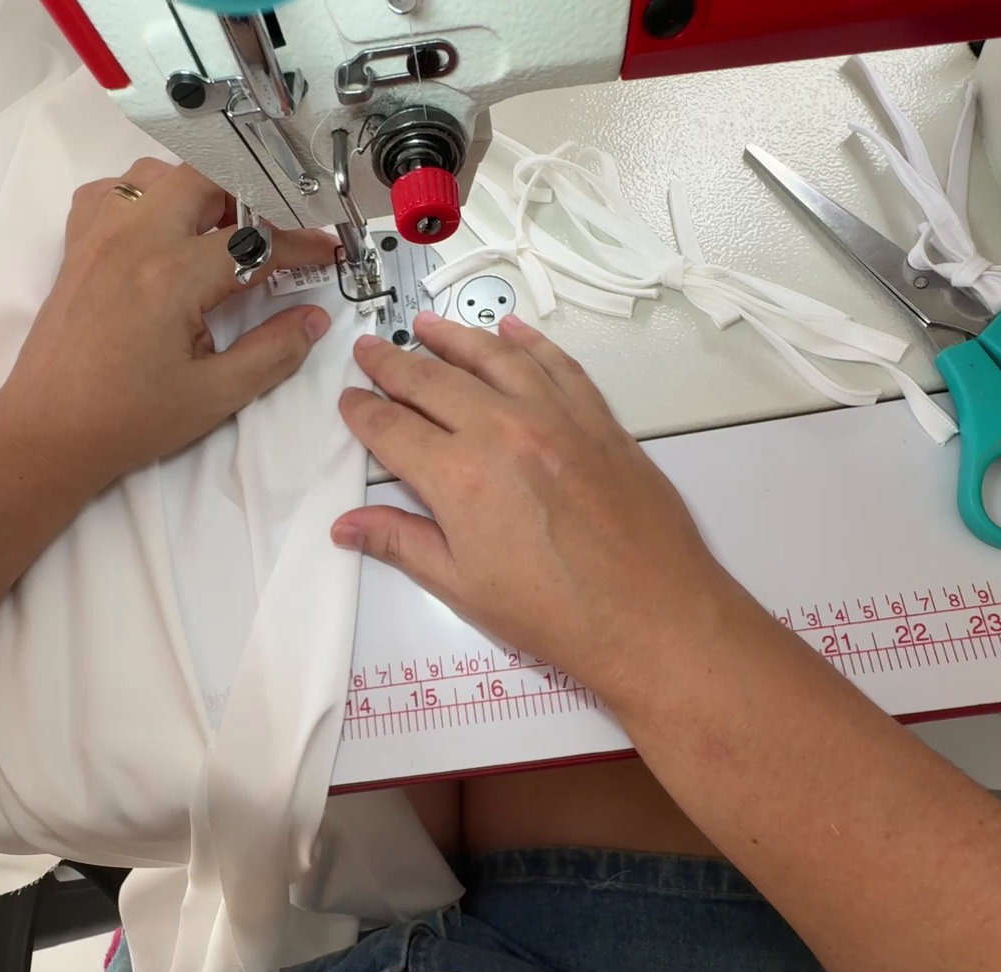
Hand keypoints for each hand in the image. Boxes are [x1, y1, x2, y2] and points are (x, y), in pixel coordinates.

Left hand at [0, 159, 338, 482]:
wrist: (49, 431)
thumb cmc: (130, 419)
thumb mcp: (216, 395)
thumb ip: (272, 352)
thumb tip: (312, 319)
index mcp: (172, 275)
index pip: (253, 242)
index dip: (300, 246)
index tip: (326, 254)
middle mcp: (133, 239)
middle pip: (205, 179)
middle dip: (252, 200)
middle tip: (277, 237)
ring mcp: (98, 236)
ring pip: (157, 175)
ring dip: (200, 191)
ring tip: (224, 233)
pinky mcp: (78, 247)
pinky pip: (113, 192)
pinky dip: (148, 198)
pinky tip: (164, 234)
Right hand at [332, 313, 757, 704]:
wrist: (653, 617)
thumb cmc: (555, 614)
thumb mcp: (463, 586)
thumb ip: (401, 543)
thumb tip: (347, 525)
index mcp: (459, 476)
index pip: (392, 429)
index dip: (363, 413)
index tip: (349, 401)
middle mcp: (504, 430)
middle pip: (433, 382)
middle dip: (393, 364)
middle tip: (371, 349)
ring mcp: (557, 418)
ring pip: (494, 358)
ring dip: (454, 337)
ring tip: (425, 325)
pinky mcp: (599, 420)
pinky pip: (558, 365)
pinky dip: (530, 343)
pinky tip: (510, 331)